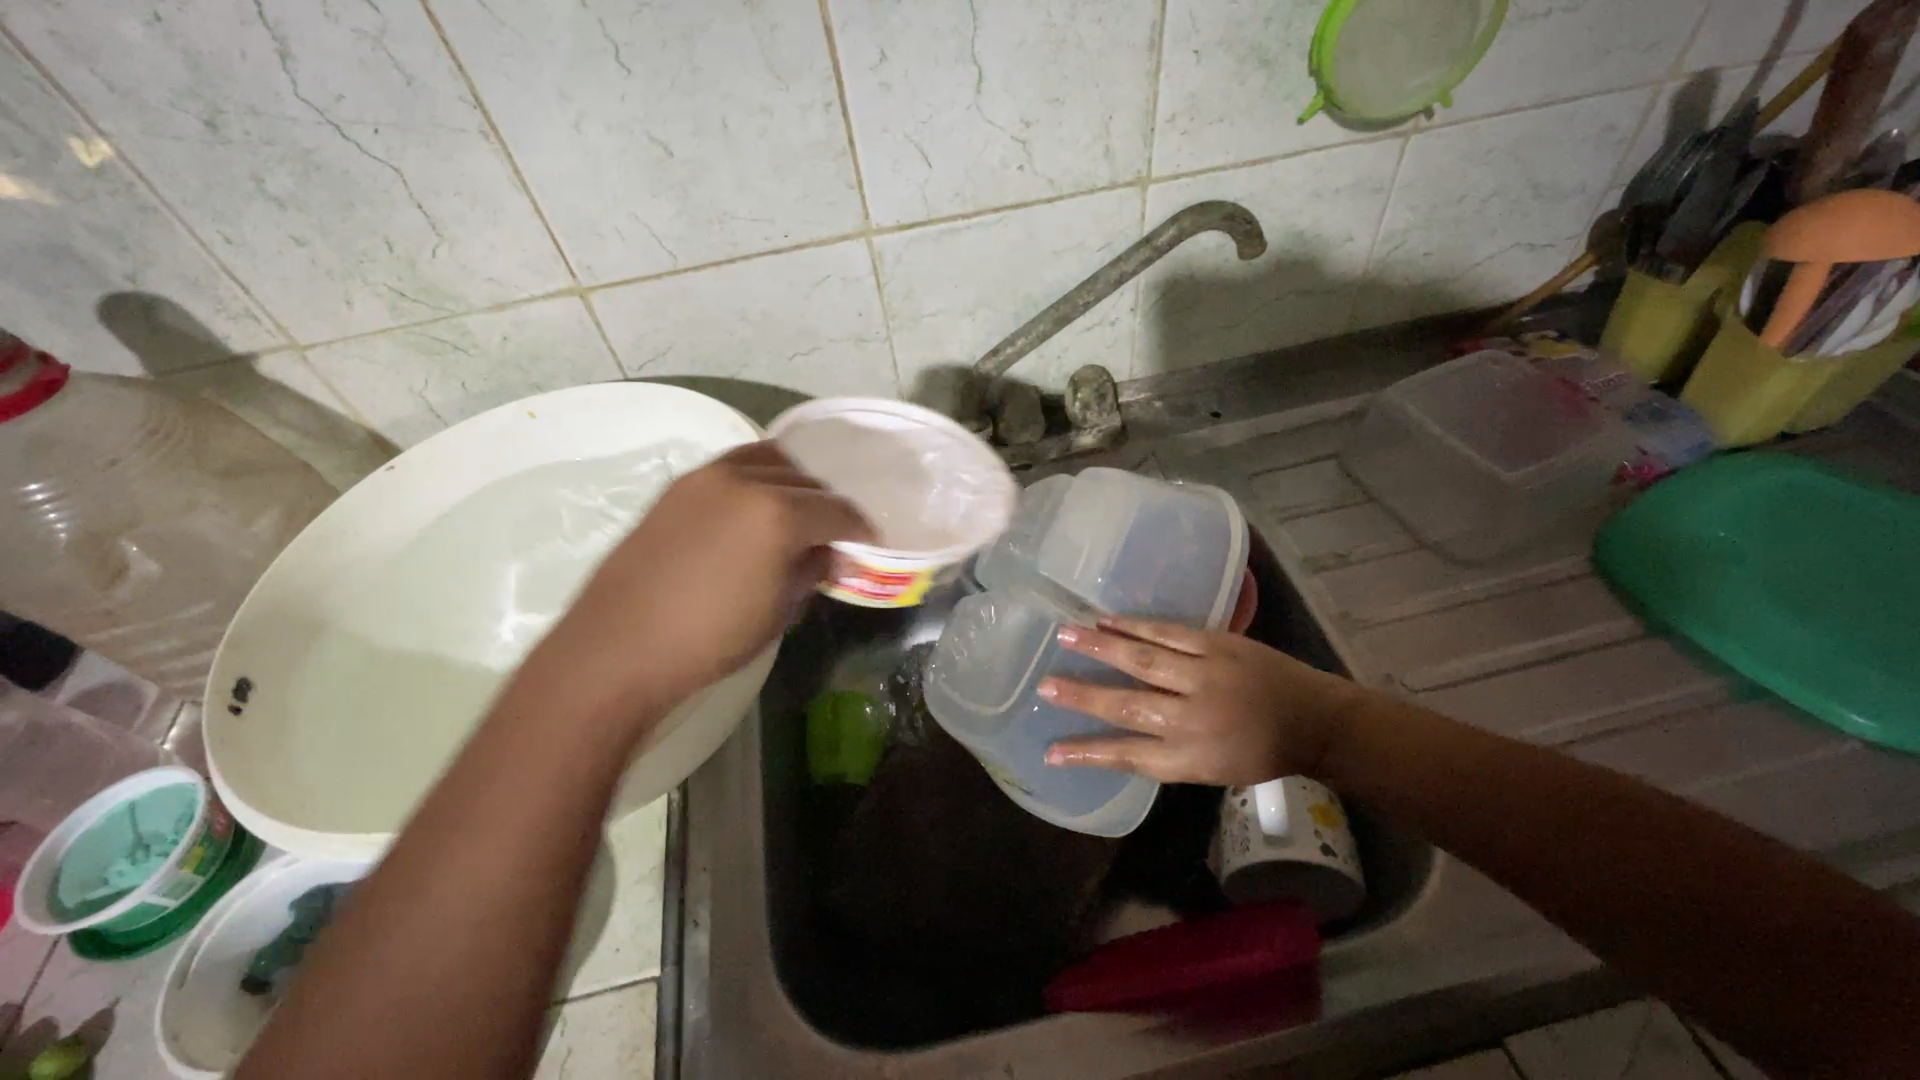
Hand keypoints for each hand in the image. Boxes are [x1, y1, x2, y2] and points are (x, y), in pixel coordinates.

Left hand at [523, 441, 871, 716]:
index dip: (860, 529)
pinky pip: (734, 467)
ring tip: (797, 514)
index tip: (869, 545)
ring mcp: (707, 477)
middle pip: (807, 481)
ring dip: (793, 484)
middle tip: (833, 537)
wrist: (619, 646)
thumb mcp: (778, 612)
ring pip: (770, 462)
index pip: (838, 511)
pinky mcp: (679, 487)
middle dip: (828, 507)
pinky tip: (756, 509)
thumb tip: (830, 555)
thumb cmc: (709, 639)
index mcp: (778, 513)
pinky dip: (757, 480)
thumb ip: (811, 572)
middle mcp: (746, 480)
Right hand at [1039, 617, 1358, 786]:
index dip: (1086, 752)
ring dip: (1101, 647)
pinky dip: (1135, 625)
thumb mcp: (1207, 769)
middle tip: (1044, 687)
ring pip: (1144, 659)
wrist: (1315, 720)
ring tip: (1065, 634)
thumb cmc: (1256, 753)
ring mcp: (1207, 676)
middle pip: (1128, 704)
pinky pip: (1169, 632)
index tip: (1050, 751)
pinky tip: (1106, 619)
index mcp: (1190, 757)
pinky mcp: (1220, 645)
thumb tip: (1107, 739)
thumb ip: (1160, 753)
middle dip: (1082, 695)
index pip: (1127, 755)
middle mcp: (1195, 718)